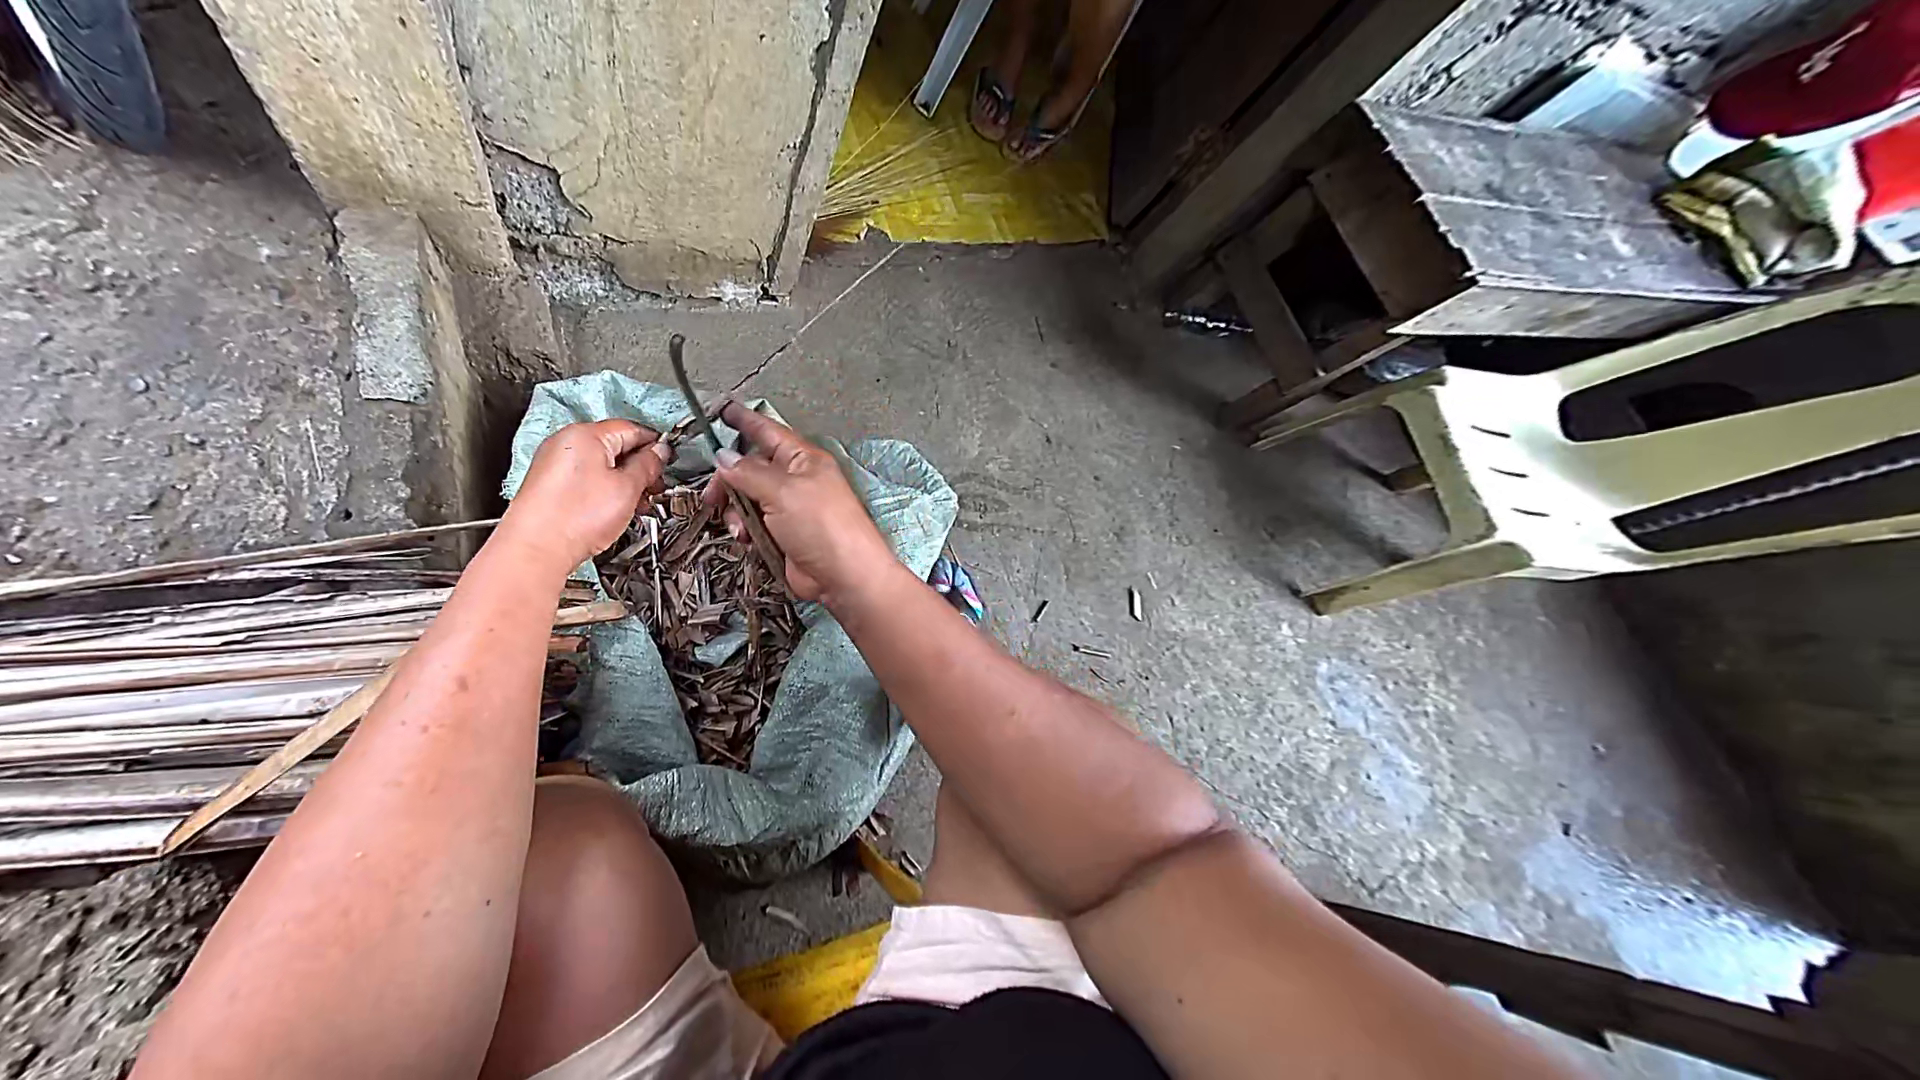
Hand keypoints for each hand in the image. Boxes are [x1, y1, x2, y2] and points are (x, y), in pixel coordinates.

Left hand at [499, 420, 672, 573]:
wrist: (537, 548)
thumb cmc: (574, 517)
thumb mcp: (627, 488)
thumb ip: (648, 465)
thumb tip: (658, 452)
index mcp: (585, 435)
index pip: (632, 429)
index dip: (655, 445)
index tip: (667, 461)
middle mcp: (566, 442)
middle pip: (617, 445)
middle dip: (640, 466)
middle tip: (654, 487)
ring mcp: (555, 463)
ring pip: (603, 463)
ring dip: (625, 481)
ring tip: (636, 503)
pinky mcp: (551, 483)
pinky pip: (588, 477)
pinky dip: (606, 489)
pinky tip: (615, 507)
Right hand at [703, 402, 898, 603]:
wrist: (844, 576)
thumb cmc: (825, 527)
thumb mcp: (783, 491)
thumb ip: (748, 472)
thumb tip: (724, 457)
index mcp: (803, 460)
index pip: (768, 431)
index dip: (744, 421)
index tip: (721, 410)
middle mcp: (796, 481)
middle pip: (750, 469)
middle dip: (728, 481)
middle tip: (713, 497)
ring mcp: (789, 509)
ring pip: (746, 499)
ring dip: (735, 512)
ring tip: (739, 528)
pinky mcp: (782, 535)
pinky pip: (752, 525)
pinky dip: (744, 531)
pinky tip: (746, 540)